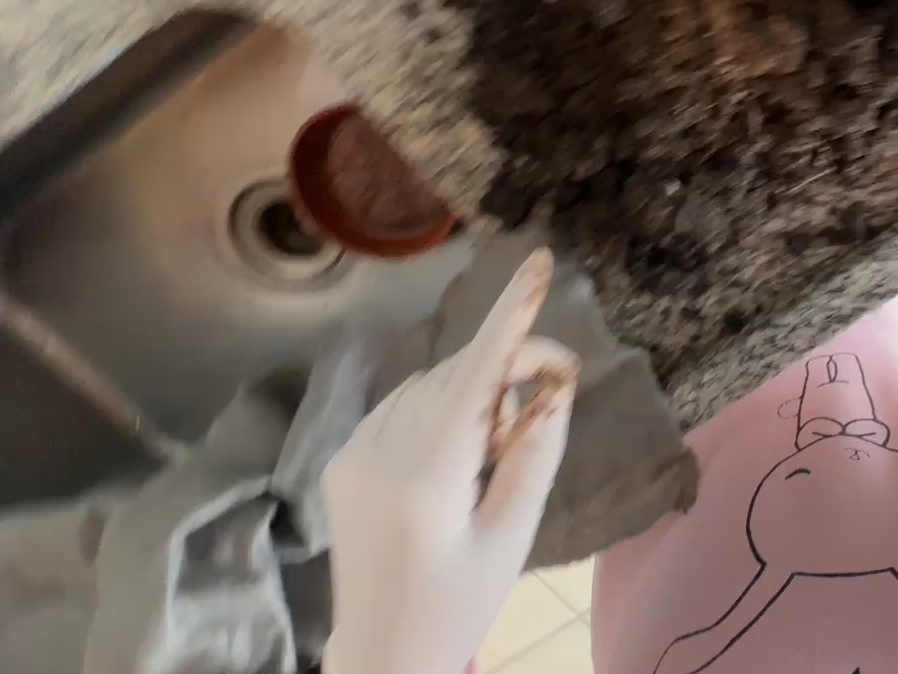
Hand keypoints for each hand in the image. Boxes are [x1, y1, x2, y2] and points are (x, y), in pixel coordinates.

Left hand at [322, 248, 578, 673]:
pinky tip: (458, 447)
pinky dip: (448, 404)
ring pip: (438, 380)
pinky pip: (411, 400)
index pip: (478, 372)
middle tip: (550, 401)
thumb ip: (537, 448)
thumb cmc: (461, 599)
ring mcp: (355, 449)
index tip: (538, 262)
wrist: (380, 657)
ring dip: (480, 390)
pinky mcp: (345, 455)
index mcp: (427, 475)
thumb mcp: (516, 532)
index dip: (512, 314)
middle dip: (512, 370)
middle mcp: (381, 448)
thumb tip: (552, 382)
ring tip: (497, 445)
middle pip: (463, 371)